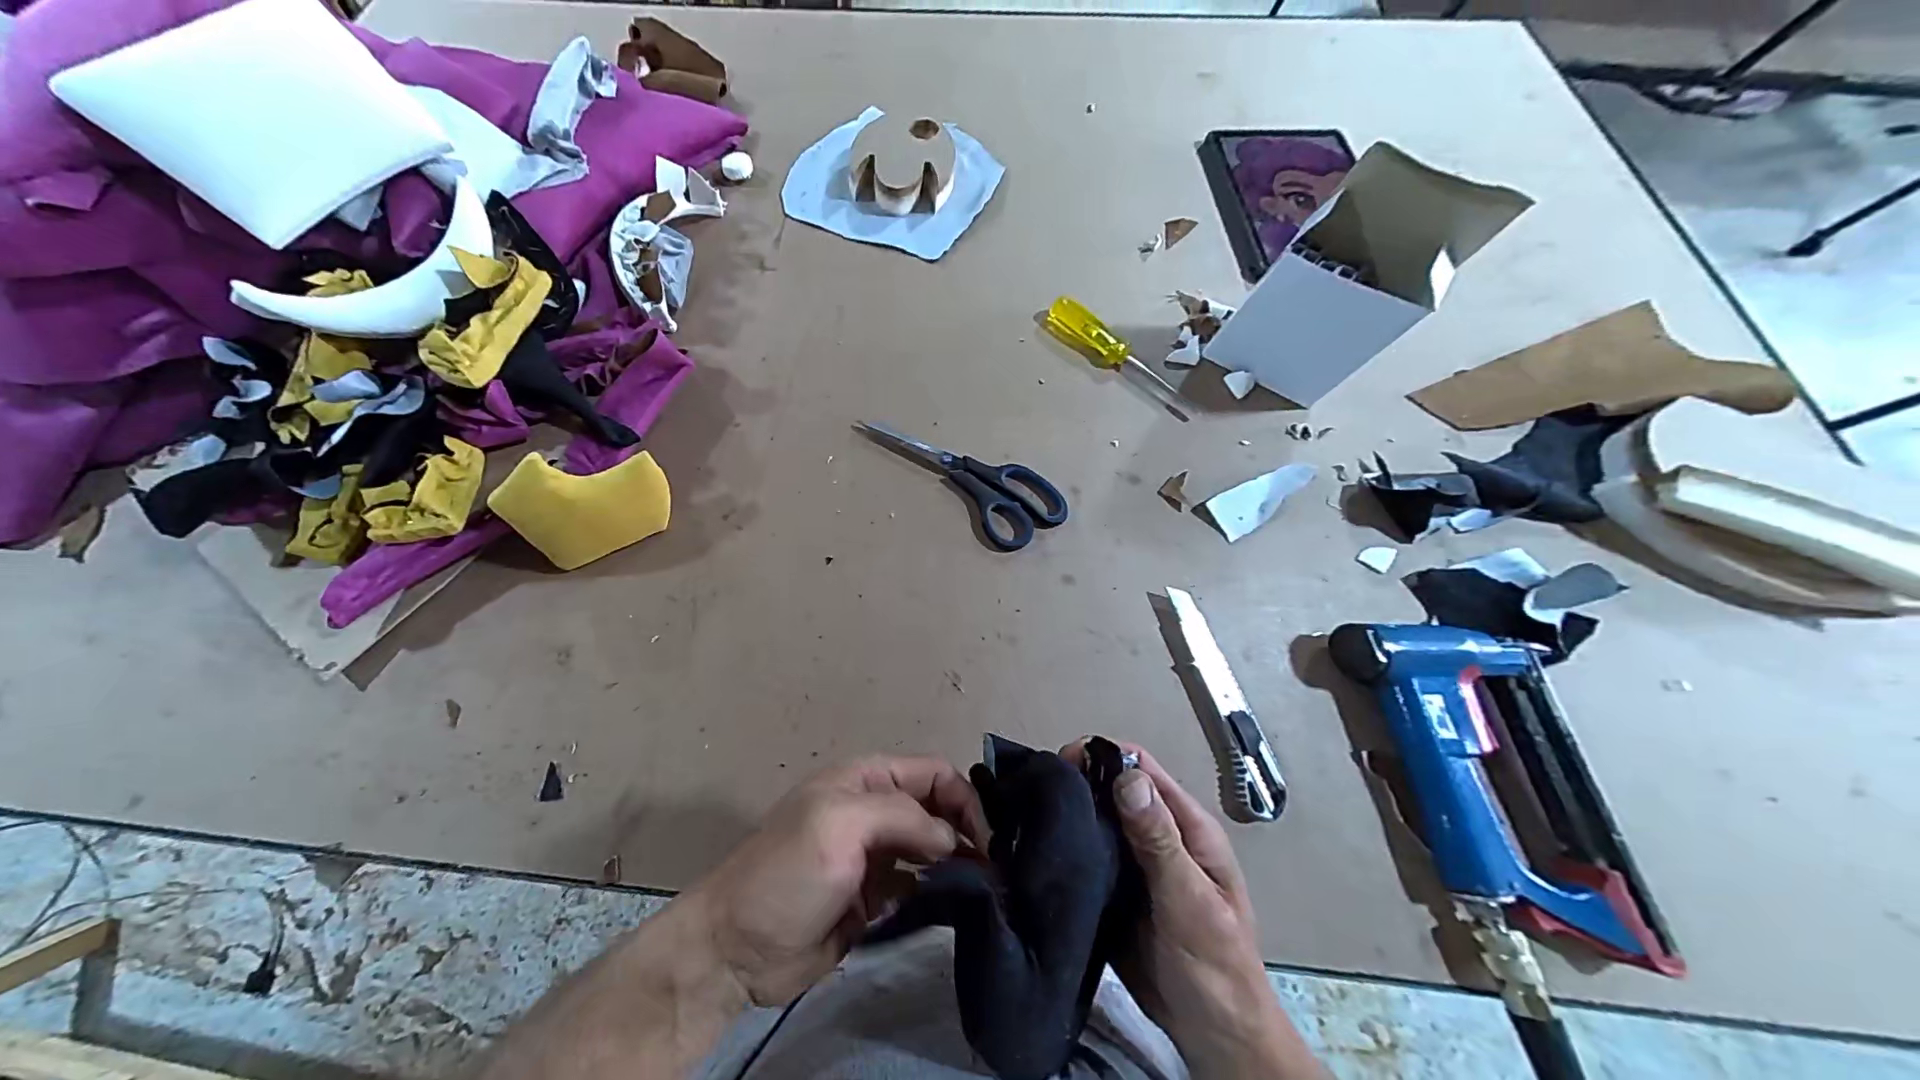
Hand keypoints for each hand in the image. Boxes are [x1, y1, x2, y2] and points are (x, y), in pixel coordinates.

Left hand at [472, 756, 987, 1079]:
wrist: (735, 951)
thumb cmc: (784, 875)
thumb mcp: (838, 827)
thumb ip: (901, 818)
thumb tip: (954, 838)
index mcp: (865, 780)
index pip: (933, 773)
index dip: (965, 799)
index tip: (989, 839)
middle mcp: (875, 810)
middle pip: (938, 809)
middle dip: (969, 830)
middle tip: (996, 868)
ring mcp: (876, 855)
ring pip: (934, 847)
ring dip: (961, 862)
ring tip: (989, 888)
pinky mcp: (875, 897)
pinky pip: (921, 884)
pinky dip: (943, 890)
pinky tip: (961, 904)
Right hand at [1061, 740, 1322, 1079]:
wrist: (1212, 1037)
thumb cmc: (1216, 968)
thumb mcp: (1190, 901)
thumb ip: (1160, 840)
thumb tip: (1128, 776)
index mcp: (1186, 828)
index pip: (1142, 769)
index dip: (1103, 755)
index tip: (1062, 761)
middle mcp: (1156, 836)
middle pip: (1112, 790)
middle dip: (1076, 782)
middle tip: (1036, 791)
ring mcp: (1133, 864)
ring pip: (1095, 821)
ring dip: (1066, 814)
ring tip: (1026, 814)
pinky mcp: (1112, 892)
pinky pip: (1085, 858)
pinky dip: (1063, 849)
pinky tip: (1035, 850)